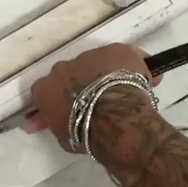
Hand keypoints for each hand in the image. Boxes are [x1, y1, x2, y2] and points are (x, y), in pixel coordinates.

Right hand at [24, 44, 160, 152]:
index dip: (60, 101)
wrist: (114, 117)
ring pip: (95, 63)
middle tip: (97, 101)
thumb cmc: (85, 132)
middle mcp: (61, 68)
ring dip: (103, 74)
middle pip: (70, 74)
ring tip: (122, 91)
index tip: (70, 110)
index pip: (47, 92)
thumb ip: (60, 123)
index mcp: (44, 89)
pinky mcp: (114, 50)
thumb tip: (61, 122)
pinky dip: (131, 65)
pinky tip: (143, 77)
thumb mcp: (64, 136)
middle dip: (81, 84)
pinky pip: (123, 55)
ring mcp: (88, 56)